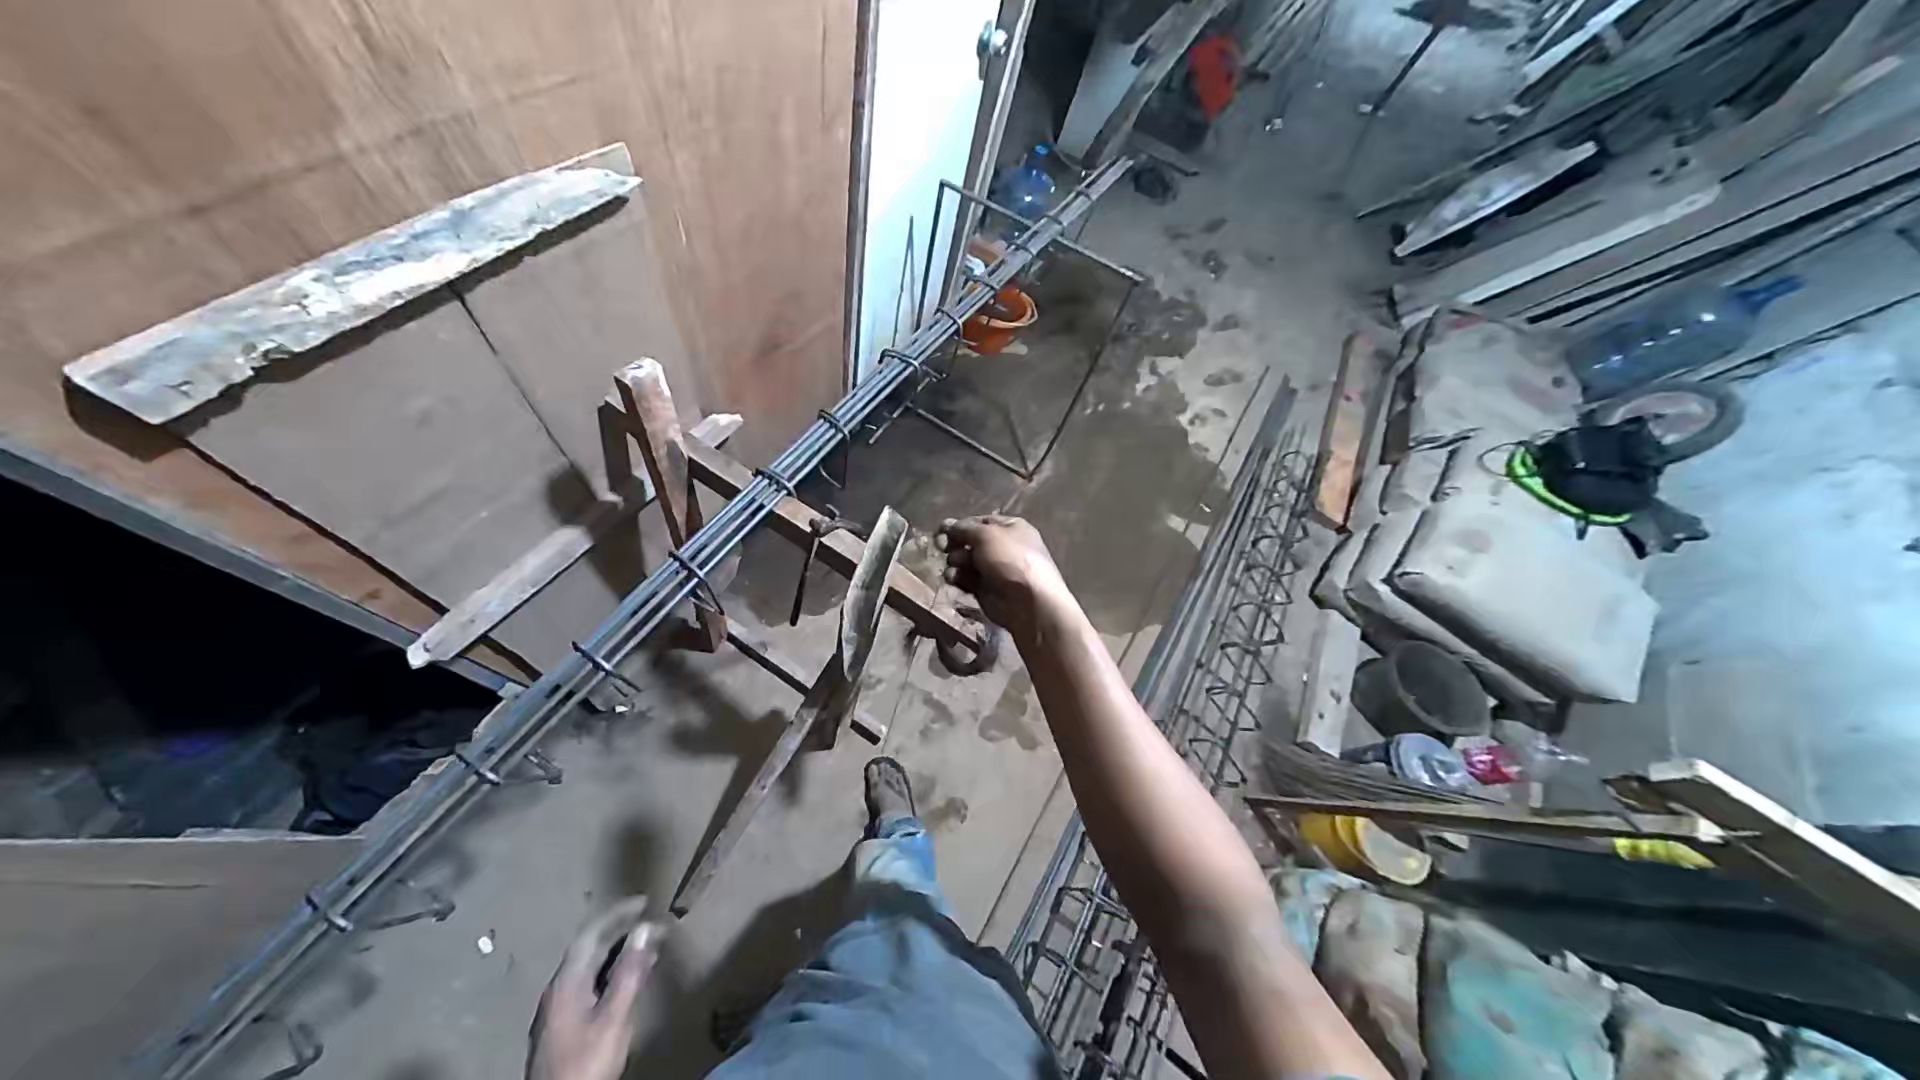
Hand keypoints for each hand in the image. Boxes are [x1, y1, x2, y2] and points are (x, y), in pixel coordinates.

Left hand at [528, 897, 664, 1079]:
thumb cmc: (586, 1065)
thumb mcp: (614, 1018)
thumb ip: (629, 972)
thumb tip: (644, 929)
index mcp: (565, 984)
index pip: (591, 935)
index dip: (617, 914)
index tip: (645, 902)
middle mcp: (556, 993)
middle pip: (590, 951)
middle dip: (622, 934)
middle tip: (653, 927)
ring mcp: (556, 1013)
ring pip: (590, 971)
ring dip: (619, 956)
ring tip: (649, 951)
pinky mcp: (562, 1030)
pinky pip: (589, 987)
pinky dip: (612, 976)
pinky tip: (629, 985)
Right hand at [935, 515, 1068, 637]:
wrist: (1028, 601)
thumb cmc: (1010, 559)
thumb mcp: (986, 535)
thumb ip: (963, 529)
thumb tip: (946, 525)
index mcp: (1010, 528)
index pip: (979, 522)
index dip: (960, 525)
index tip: (941, 530)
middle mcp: (1002, 547)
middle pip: (970, 541)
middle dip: (954, 543)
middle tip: (941, 546)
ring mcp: (994, 569)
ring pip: (965, 561)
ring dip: (956, 561)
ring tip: (956, 565)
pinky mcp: (985, 589)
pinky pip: (966, 579)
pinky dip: (958, 577)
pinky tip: (953, 578)